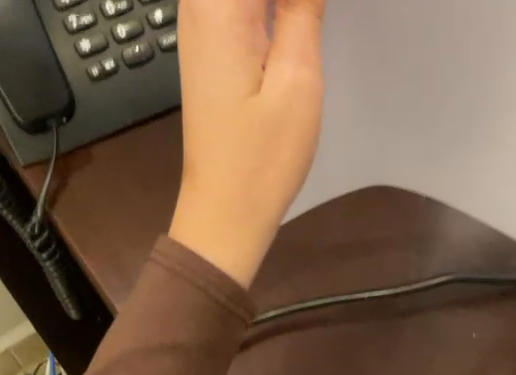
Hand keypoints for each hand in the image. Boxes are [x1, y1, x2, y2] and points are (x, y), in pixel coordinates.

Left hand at [168, 0, 328, 288]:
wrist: (223, 213)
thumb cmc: (260, 160)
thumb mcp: (297, 79)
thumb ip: (303, 5)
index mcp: (218, 4)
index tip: (316, 7)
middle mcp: (199, 5)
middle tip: (316, 13)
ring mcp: (200, 24)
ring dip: (286, 2)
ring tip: (312, 16)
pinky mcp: (211, 44)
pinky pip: (239, 2)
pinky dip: (274, 4)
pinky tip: (300, 15)